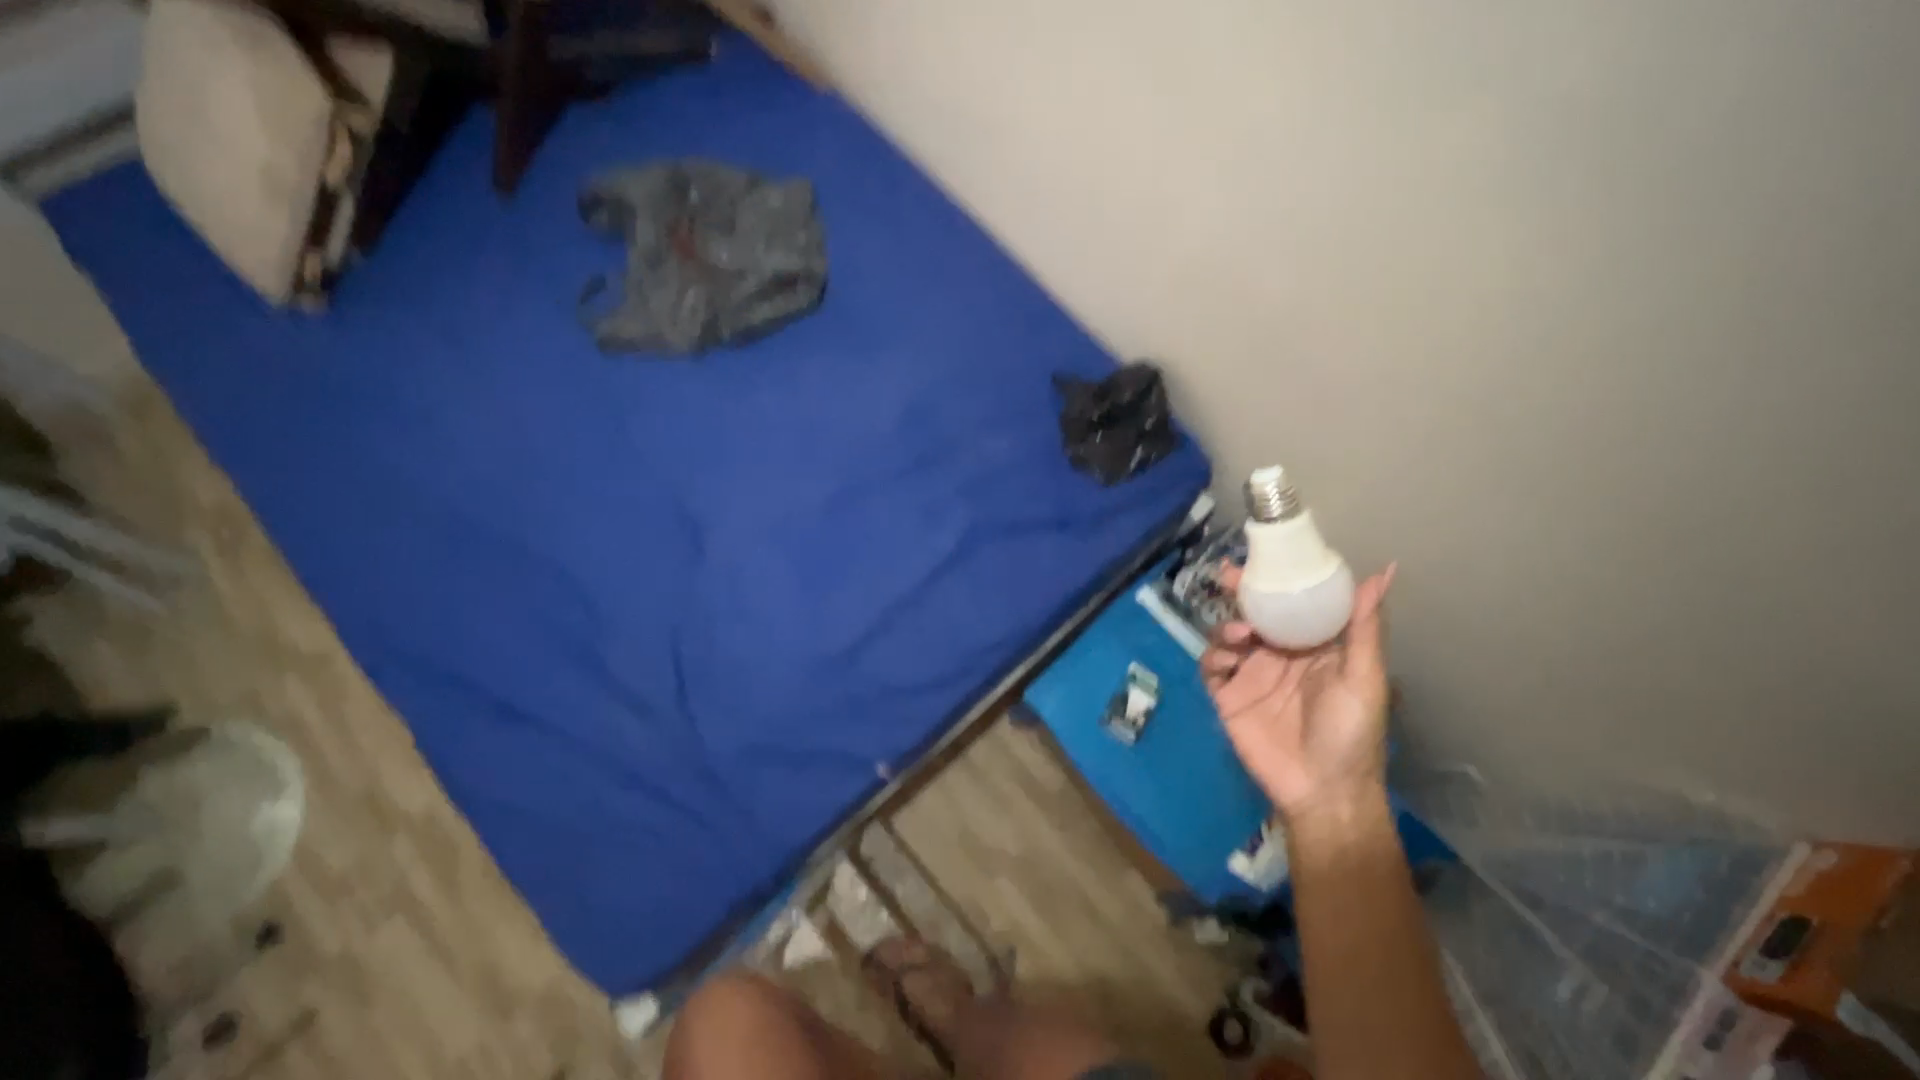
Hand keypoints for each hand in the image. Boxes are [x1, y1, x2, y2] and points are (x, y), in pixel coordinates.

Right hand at [1201, 562, 1396, 820]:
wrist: (1323, 792)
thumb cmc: (1352, 733)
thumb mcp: (1365, 677)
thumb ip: (1365, 625)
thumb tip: (1387, 571)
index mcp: (1315, 646)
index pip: (1292, 603)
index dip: (1278, 580)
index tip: (1264, 560)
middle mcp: (1280, 654)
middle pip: (1254, 613)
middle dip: (1241, 593)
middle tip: (1230, 576)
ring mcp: (1252, 675)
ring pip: (1229, 635)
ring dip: (1228, 626)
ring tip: (1239, 634)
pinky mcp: (1229, 697)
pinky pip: (1212, 666)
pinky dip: (1213, 656)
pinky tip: (1226, 659)